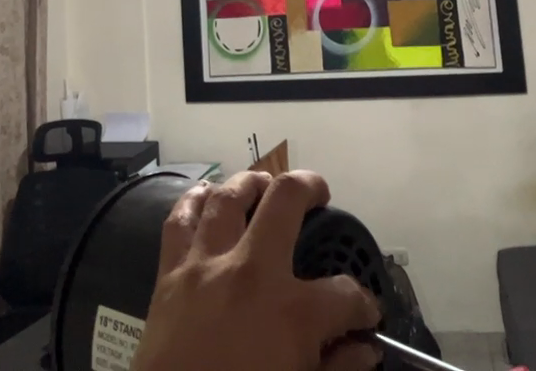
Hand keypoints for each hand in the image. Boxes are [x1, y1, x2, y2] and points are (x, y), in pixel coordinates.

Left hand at [132, 170, 381, 370]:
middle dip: (310, 188)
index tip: (364, 316)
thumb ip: (339, 369)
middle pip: (286, 201)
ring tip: (264, 183)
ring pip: (229, 197)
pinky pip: (179, 220)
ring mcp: (206, 266)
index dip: (363, 304)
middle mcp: (251, 270)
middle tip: (320, 192)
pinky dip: (194, 200)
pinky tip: (207, 194)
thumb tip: (365, 347)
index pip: (345, 294)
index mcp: (292, 312)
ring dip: (251, 183)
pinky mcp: (169, 275)